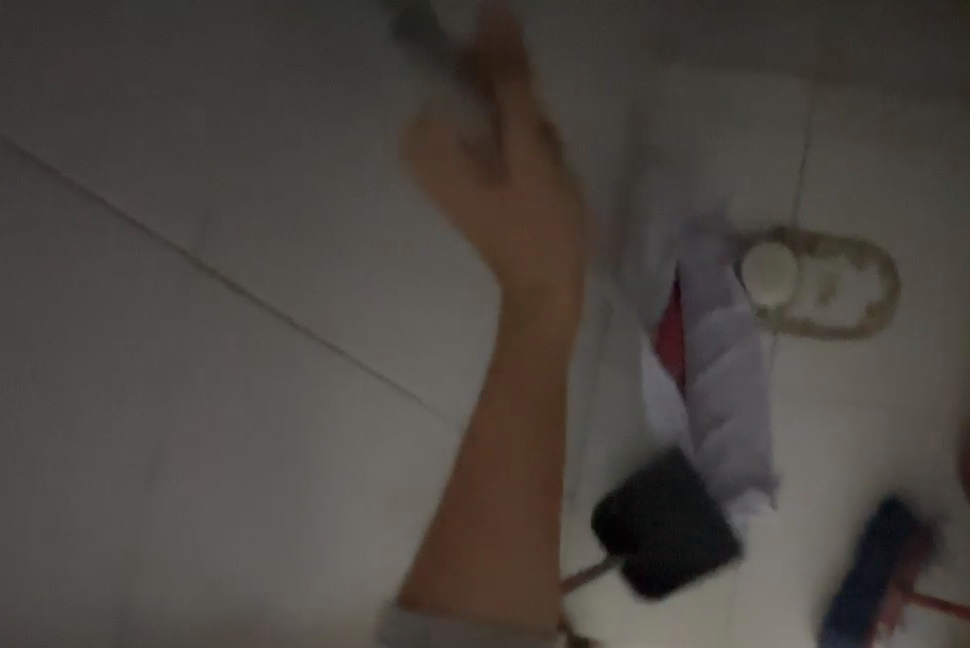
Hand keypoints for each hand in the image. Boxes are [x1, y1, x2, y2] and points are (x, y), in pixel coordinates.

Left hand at [400, 2, 587, 314]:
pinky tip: (539, 179)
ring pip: (494, 113)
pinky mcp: (467, 177)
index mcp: (425, 137)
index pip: (462, 68)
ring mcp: (445, 163)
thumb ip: (510, 80)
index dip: (506, 88)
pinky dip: (523, 150)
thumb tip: (493, 10)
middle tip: (543, 159)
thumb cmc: (540, 231)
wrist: (546, 296)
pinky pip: (497, 137)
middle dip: (520, 115)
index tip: (531, 130)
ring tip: (545, 174)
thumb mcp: (529, 150)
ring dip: (528, 134)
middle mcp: (423, 145)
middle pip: (478, 90)